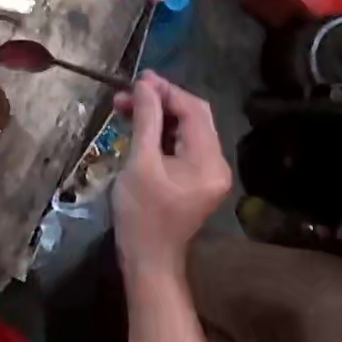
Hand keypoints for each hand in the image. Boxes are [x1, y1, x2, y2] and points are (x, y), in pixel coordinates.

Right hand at [112, 72, 231, 279]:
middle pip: (193, 117)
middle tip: (128, 91)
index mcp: (209, 160)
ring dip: (158, 116)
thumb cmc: (142, 215)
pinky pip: (181, 146)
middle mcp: (216, 163)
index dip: (167, 91)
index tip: (138, 80)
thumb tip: (145, 85)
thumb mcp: (140, 163)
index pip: (193, 111)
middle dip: (161, 101)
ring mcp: (207, 172)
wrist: (148, 262)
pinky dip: (161, 133)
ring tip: (126, 106)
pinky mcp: (195, 179)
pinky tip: (138, 126)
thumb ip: (146, 120)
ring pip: (185, 130)